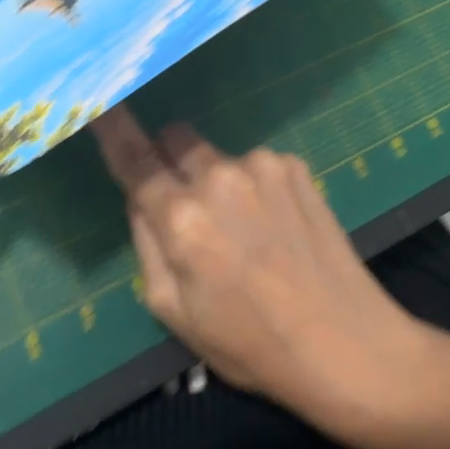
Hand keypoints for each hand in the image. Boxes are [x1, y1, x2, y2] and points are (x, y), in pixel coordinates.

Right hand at [91, 109, 419, 416]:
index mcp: (181, 218)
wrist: (348, 344)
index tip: (102, 103)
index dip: (113, 130)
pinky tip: (276, 227)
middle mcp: (218, 177)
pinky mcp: (295, 166)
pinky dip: (253, 186)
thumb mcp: (174, 312)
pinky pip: (254, 164)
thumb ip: (146, 243)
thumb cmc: (252, 344)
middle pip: (176, 140)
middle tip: (189, 209)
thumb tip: (139, 196)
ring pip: (216, 156)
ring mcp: (262, 166)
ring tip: (247, 233)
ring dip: (216, 180)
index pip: (134, 159)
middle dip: (172, 164)